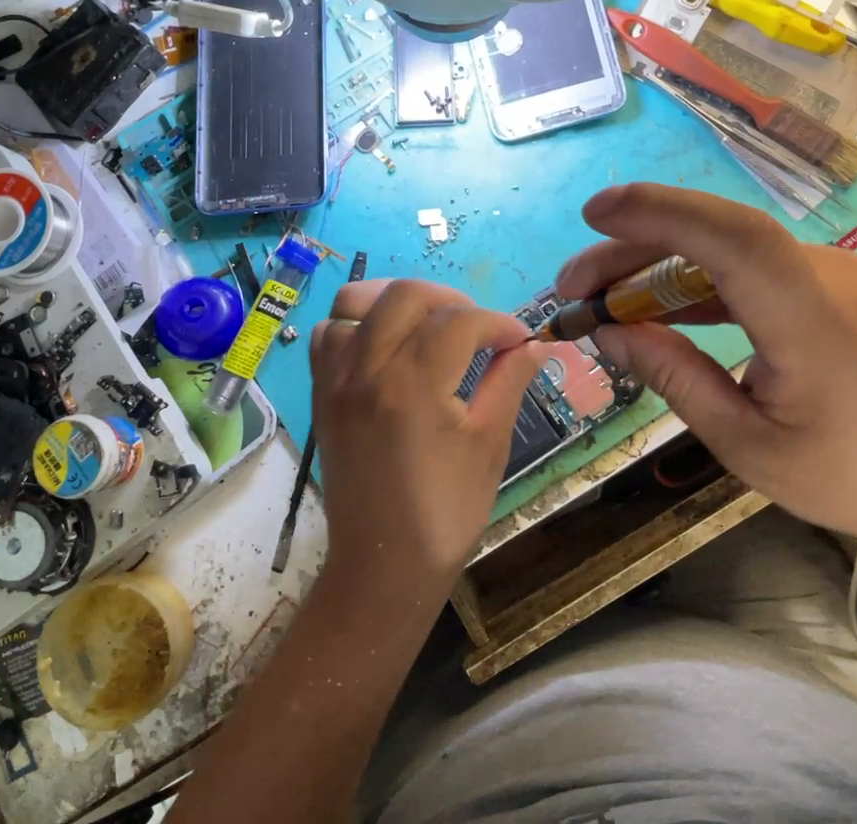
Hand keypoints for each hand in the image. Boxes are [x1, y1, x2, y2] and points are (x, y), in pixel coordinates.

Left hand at [310, 279, 548, 585]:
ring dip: (397, 302)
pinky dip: (355, 325)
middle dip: (451, 300)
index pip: (461, 321)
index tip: (520, 341)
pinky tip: (384, 347)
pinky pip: (327, 334)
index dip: (499, 324)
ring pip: (355, 302)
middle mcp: (368, 368)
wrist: (383, 563)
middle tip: (478, 329)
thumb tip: (535, 344)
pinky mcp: (321, 393)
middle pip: (406, 294)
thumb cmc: (446, 512)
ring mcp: (336, 379)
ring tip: (427, 327)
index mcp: (415, 383)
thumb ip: (509, 382)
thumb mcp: (489, 445)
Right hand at [555, 183, 856, 552]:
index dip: (661, 214)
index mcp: (814, 322)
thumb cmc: (854, 478)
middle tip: (573, 285)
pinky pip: (756, 271)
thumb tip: (609, 332)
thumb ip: (676, 379)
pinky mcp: (836, 289)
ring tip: (601, 298)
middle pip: (720, 238)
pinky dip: (700, 284)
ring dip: (662, 268)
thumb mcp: (748, 445)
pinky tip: (659, 308)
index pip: (734, 238)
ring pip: (733, 251)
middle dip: (636, 251)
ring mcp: (838, 278)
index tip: (595, 214)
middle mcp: (831, 280)